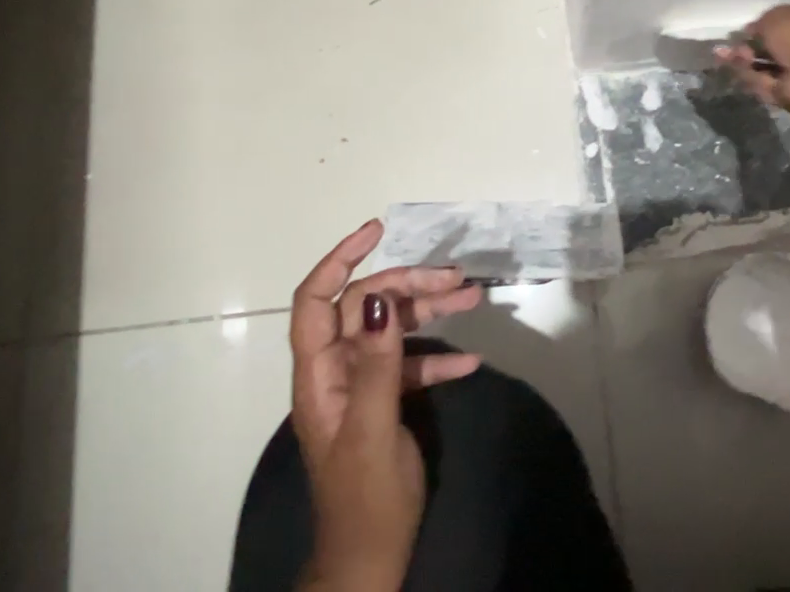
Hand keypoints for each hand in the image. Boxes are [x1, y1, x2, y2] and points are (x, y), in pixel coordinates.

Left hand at [291, 220, 483, 589]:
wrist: (371, 557)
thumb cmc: (366, 497)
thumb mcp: (373, 430)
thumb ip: (376, 365)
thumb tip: (378, 300)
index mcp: (319, 374)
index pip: (316, 301)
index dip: (339, 261)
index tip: (375, 232)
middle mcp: (336, 370)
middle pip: (365, 309)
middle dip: (408, 286)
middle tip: (455, 280)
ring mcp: (361, 385)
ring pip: (392, 331)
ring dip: (430, 313)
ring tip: (473, 298)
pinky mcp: (386, 401)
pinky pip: (411, 365)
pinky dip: (439, 358)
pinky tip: (471, 362)